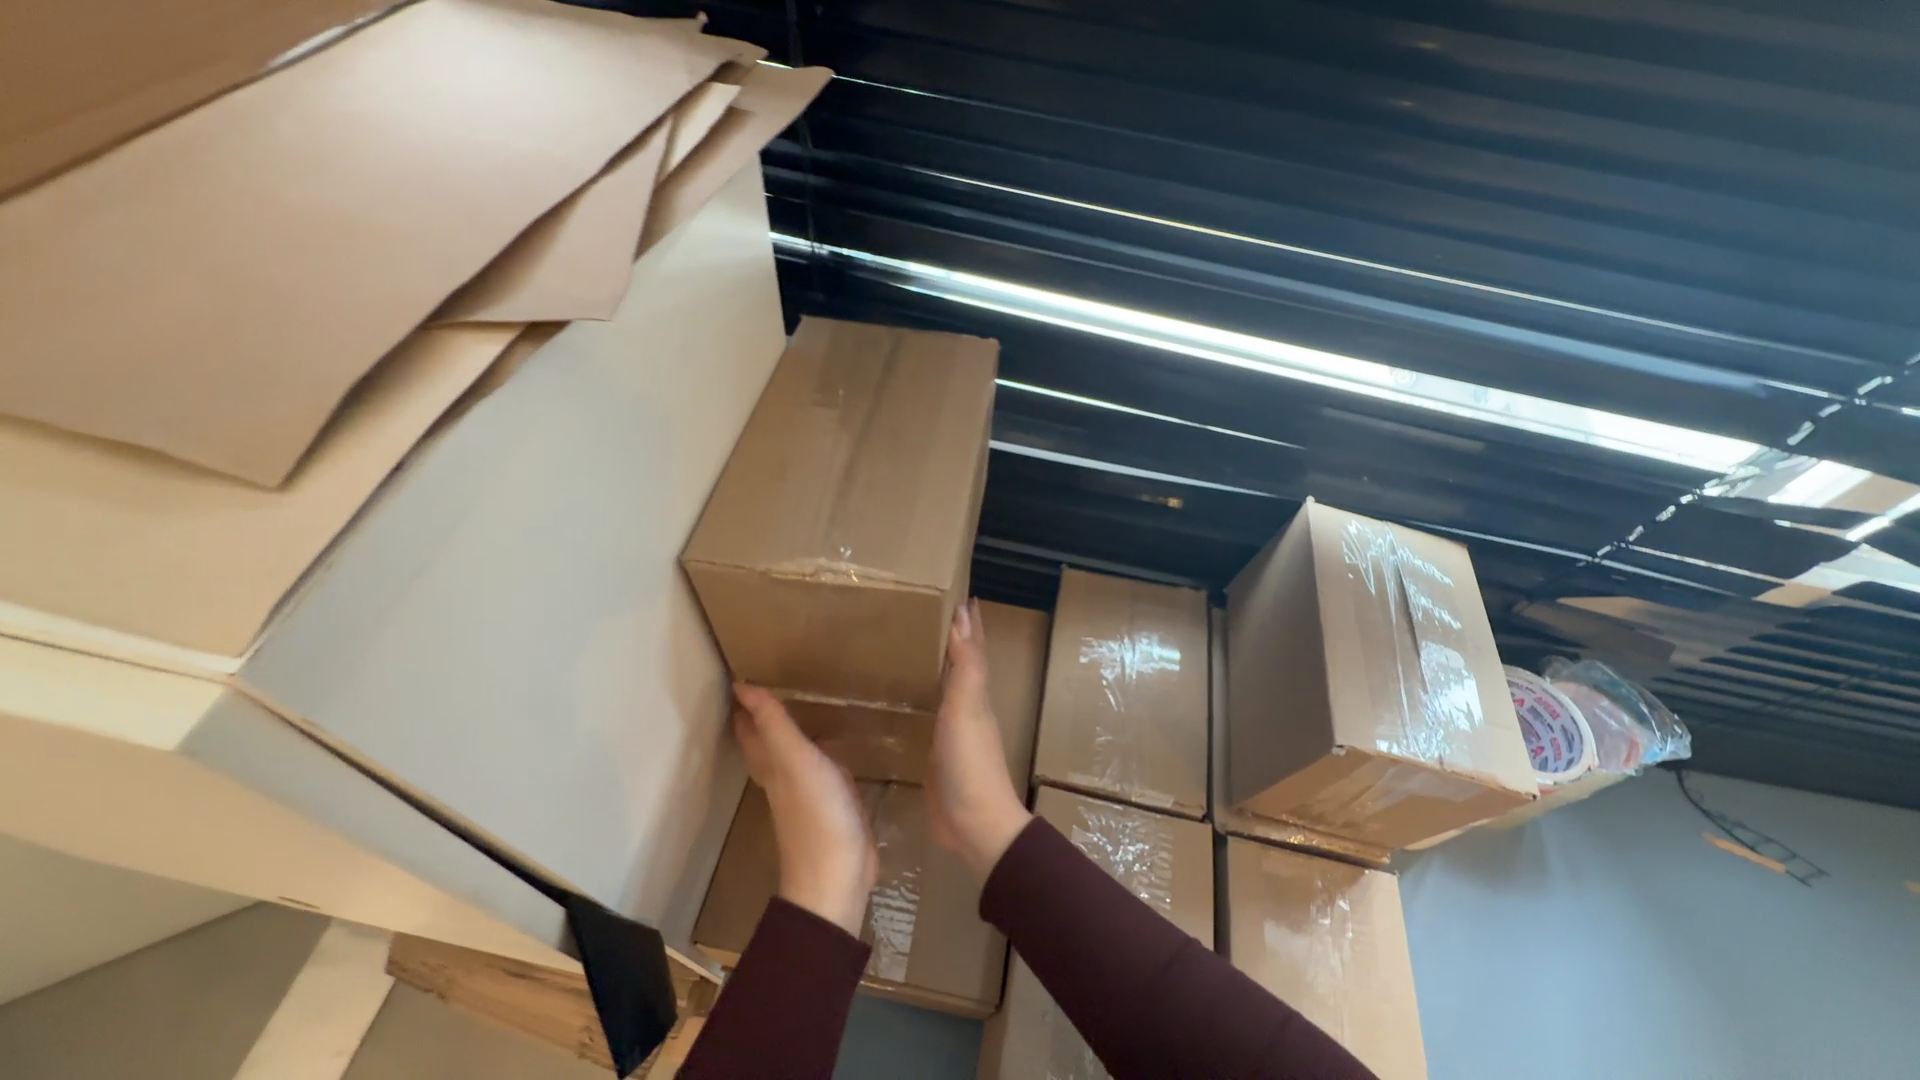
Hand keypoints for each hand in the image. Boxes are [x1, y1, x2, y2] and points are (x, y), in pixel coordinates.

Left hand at [733, 684, 876, 934]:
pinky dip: (824, 757)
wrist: (838, 877)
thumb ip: (773, 722)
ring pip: (794, 756)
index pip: (750, 727)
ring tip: (806, 708)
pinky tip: (838, 751)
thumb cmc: (817, 815)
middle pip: (768, 741)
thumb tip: (741, 686)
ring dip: (794, 735)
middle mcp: (784, 776)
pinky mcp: (833, 806)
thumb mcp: (795, 760)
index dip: (746, 703)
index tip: (746, 674)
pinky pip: (823, 773)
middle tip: (774, 685)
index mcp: (770, 764)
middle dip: (765, 717)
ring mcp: (808, 794)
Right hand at [926, 599, 1033, 879]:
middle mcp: (968, 707)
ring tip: (914, 643)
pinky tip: (905, 696)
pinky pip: (929, 713)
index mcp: (976, 693)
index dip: (968, 621)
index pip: (973, 646)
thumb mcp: (967, 709)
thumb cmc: (970, 763)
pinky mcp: (936, 753)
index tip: (958, 592)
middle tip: (934, 608)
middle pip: (963, 662)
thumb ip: (965, 667)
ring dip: (937, 663)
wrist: (973, 824)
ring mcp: (952, 731)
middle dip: (955, 636)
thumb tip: (962, 617)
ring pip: (946, 685)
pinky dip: (922, 696)